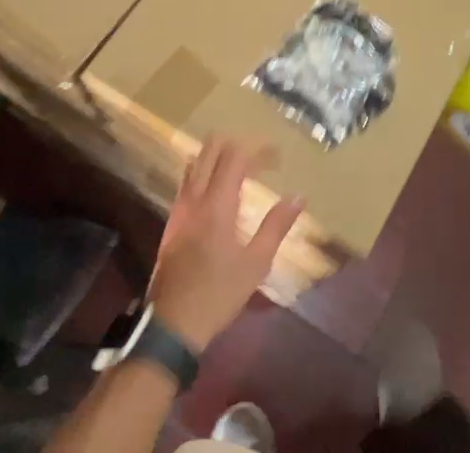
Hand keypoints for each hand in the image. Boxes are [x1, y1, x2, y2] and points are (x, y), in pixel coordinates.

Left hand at [148, 135, 303, 351]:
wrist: (171, 323)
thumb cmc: (218, 293)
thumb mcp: (256, 263)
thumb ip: (276, 225)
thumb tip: (298, 196)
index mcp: (217, 204)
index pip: (235, 156)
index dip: (258, 150)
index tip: (278, 158)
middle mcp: (194, 198)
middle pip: (210, 150)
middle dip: (236, 145)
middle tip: (260, 159)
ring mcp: (179, 209)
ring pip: (195, 163)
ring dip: (217, 157)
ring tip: (241, 169)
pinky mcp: (171, 222)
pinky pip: (187, 182)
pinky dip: (204, 173)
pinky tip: (218, 191)